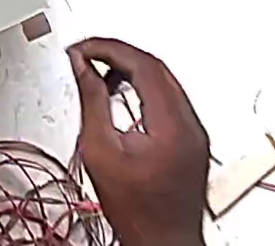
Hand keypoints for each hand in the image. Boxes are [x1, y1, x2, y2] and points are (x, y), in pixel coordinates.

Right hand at [69, 38, 210, 245]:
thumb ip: (91, 99)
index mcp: (172, 126)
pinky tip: (116, 88)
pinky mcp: (190, 137)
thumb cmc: (136, 212)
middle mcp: (190, 125)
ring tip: (96, 67)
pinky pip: (165, 93)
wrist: (163, 245)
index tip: (81, 49)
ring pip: (160, 76)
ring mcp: (194, 131)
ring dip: (127, 65)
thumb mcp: (99, 150)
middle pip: (153, 65)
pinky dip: (139, 82)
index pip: (142, 64)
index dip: (106, 48)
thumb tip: (80, 63)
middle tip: (85, 52)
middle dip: (115, 51)